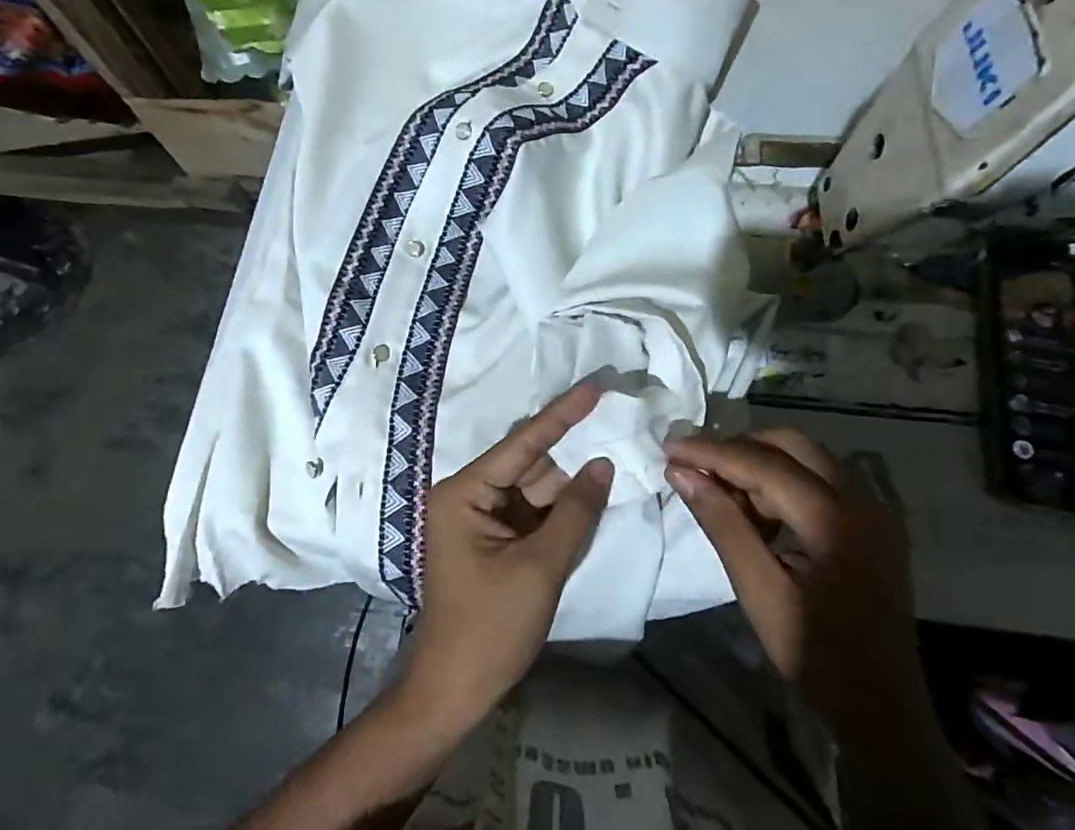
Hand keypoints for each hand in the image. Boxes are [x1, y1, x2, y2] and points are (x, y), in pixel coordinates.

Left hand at [399, 384, 613, 729]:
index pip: (521, 444)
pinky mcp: (493, 539)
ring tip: (612, 478)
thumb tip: (604, 465)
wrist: (456, 689)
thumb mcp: (540, 567)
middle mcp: (467, 496)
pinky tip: (591, 505)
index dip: (562, 414)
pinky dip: (560, 513)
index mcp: (463, 494)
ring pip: (536, 490)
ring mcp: (480, 518)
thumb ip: (575, 512)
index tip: (595, 386)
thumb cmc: (490, 628)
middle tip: (618, 439)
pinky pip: (533, 513)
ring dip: (570, 491)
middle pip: (531, 467)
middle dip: (572, 464)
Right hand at [664, 428, 913, 683]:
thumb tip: (681, 473)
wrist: (883, 710)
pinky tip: (756, 517)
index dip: (712, 452)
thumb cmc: (816, 657)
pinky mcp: (873, 525)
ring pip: (806, 460)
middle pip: (792, 445)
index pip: (765, 465)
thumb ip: (723, 525)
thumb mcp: (760, 592)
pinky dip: (782, 486)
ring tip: (720, 498)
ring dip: (760, 467)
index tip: (668, 446)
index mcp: (838, 520)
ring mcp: (874, 512)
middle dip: (739, 449)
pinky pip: (820, 483)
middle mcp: (863, 501)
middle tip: (693, 468)